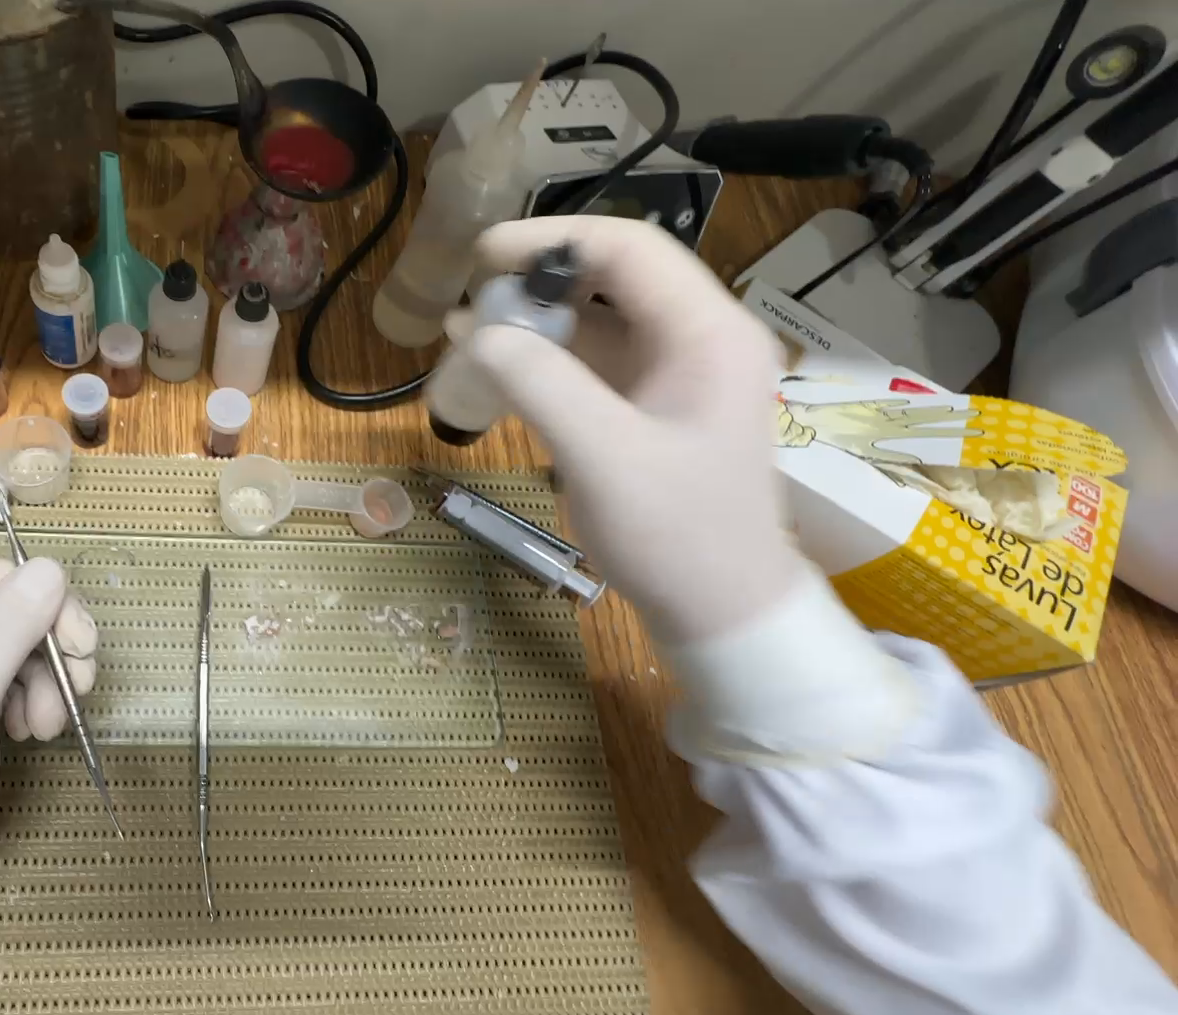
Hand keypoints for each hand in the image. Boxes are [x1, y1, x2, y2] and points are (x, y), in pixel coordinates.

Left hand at [0, 558, 96, 914]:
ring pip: (19, 649)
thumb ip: (4, 630)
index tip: (82, 652)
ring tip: (45, 730)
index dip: (48, 605)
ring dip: (47, 683)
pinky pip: (11, 683)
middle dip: (51, 652)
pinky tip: (30, 734)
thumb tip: (53, 567)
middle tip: (76, 696)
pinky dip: (32, 703)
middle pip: (13, 613)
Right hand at [467, 216, 802, 641]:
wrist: (716, 605)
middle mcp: (694, 340)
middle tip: (471, 297)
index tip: (482, 255)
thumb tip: (477, 333)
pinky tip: (495, 368)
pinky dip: (541, 361)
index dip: (552, 240)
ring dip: (533, 322)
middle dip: (537, 281)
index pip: (628, 251)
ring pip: (596, 323)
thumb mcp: (604, 457)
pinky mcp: (646, 408)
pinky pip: (589, 365)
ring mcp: (670, 376)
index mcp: (707, 334)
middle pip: (610, 281)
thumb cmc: (674, 533)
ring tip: (468, 330)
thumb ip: (542, 385)